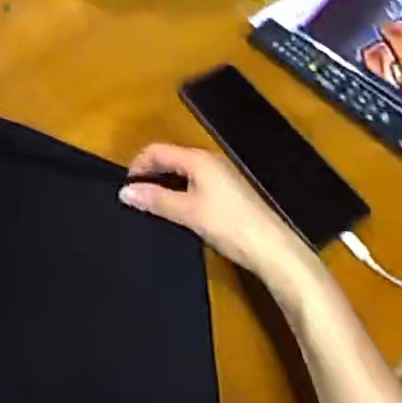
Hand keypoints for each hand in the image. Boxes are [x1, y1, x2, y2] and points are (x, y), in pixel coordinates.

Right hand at [119, 144, 323, 286]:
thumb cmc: (231, 226)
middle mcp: (208, 161)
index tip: (126, 189)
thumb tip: (125, 191)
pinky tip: (176, 213)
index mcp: (197, 159)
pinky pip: (193, 184)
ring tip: (151, 207)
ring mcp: (220, 177)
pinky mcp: (227, 194)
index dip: (137, 166)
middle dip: (149, 175)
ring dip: (163, 186)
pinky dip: (178, 193)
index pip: (156, 150)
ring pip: (181, 173)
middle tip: (135, 199)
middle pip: (168, 159)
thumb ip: (156, 200)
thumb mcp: (188, 213)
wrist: (275, 252)